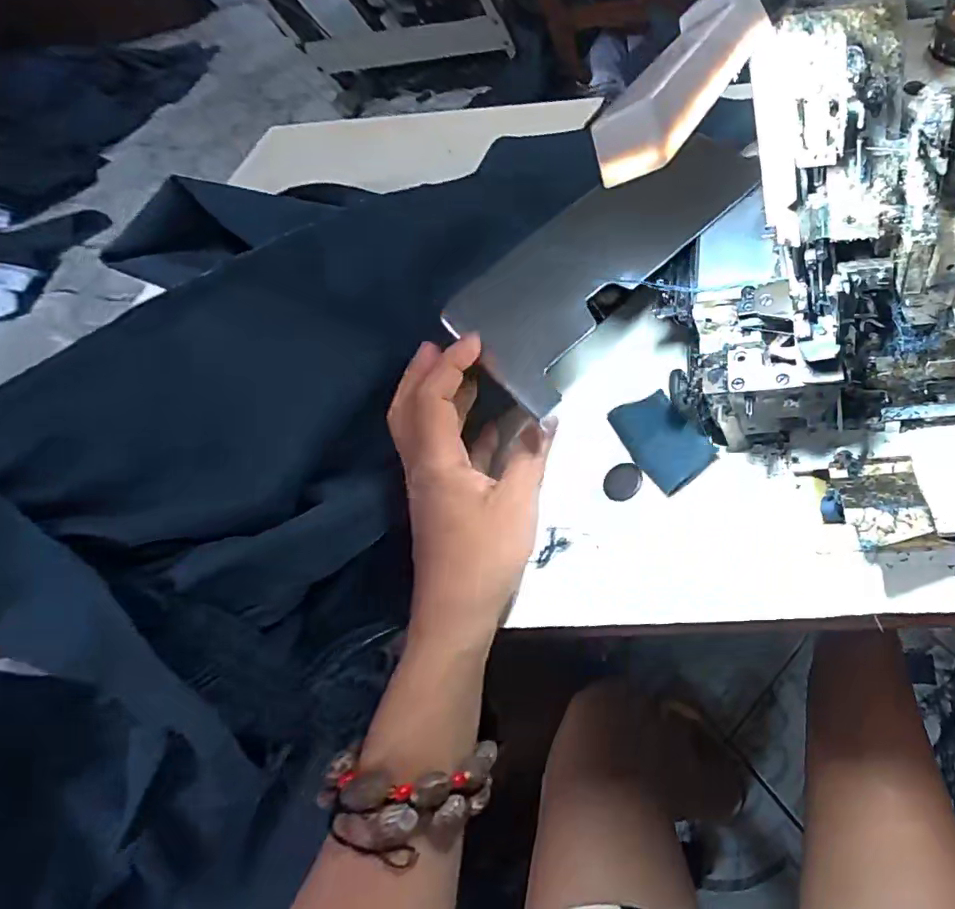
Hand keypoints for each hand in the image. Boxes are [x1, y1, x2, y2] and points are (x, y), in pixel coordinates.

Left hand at [386, 334, 554, 646]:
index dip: (450, 366)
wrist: (457, 612)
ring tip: (466, 371)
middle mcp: (423, 466)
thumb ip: (529, 457)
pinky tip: (493, 421)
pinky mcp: (444, 496)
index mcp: (435, 462)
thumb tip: (544, 421)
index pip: (431, 400)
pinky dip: (464, 425)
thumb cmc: (485, 555)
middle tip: (443, 345)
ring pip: (425, 428)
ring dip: (441, 395)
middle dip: (424, 373)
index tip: (476, 343)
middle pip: (410, 409)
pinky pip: (447, 448)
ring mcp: (431, 482)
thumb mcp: (517, 502)